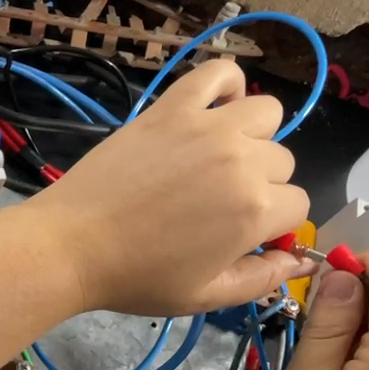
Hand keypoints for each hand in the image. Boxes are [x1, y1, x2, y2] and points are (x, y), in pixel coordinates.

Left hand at [21, 60, 311, 315]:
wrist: (69, 247)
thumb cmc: (133, 278)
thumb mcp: (201, 296)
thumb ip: (259, 280)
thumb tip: (300, 262)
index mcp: (254, 209)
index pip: (296, 207)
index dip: (272, 226)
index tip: (239, 237)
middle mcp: (241, 159)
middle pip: (281, 162)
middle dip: (260, 187)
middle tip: (212, 208)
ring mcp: (207, 126)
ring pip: (265, 113)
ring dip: (252, 137)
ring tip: (216, 161)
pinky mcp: (171, 108)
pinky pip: (218, 73)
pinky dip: (224, 85)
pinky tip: (211, 111)